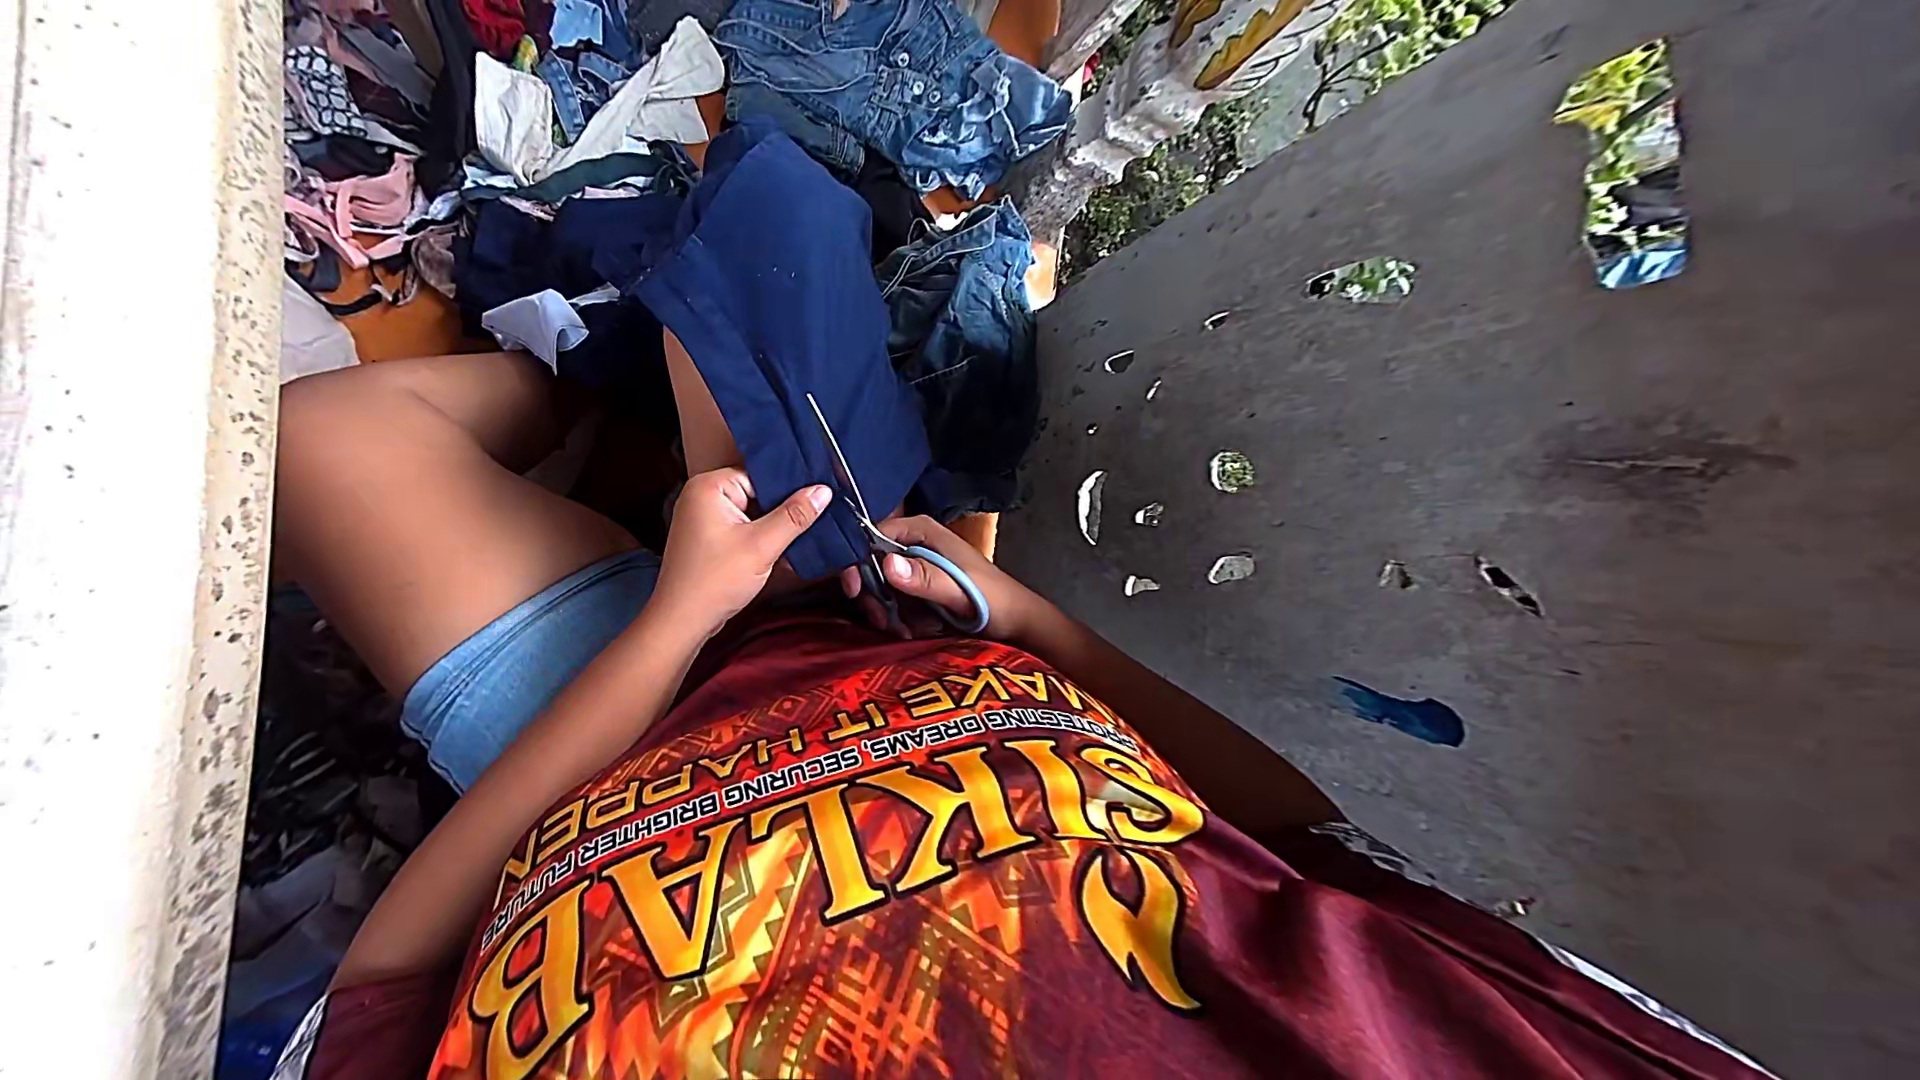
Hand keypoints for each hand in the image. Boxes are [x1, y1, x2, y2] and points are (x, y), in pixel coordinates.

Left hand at [652, 467, 831, 639]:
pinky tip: (781, 552)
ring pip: (754, 513)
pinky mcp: (711, 538)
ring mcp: (705, 519)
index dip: (789, 487)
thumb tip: (822, 491)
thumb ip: (795, 515)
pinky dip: (763, 539)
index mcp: (709, 487)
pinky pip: (745, 529)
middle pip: (758, 493)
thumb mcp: (763, 545)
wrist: (684, 622)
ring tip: (797, 538)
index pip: (760, 474)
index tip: (817, 496)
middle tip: (811, 520)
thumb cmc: (713, 581)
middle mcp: (703, 496)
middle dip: (784, 510)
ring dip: (775, 527)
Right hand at [838, 515, 1056, 643]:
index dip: (859, 562)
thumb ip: (925, 578)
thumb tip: (887, 563)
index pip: (873, 536)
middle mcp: (915, 544)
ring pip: (879, 585)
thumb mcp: (958, 590)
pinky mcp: (918, 588)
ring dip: (884, 610)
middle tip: (883, 620)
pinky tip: (909, 629)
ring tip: (901, 628)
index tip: (857, 591)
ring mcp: (916, 566)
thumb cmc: (993, 599)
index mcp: (924, 531)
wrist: (1015, 621)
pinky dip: (896, 616)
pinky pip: (893, 600)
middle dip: (872, 594)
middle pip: (871, 563)